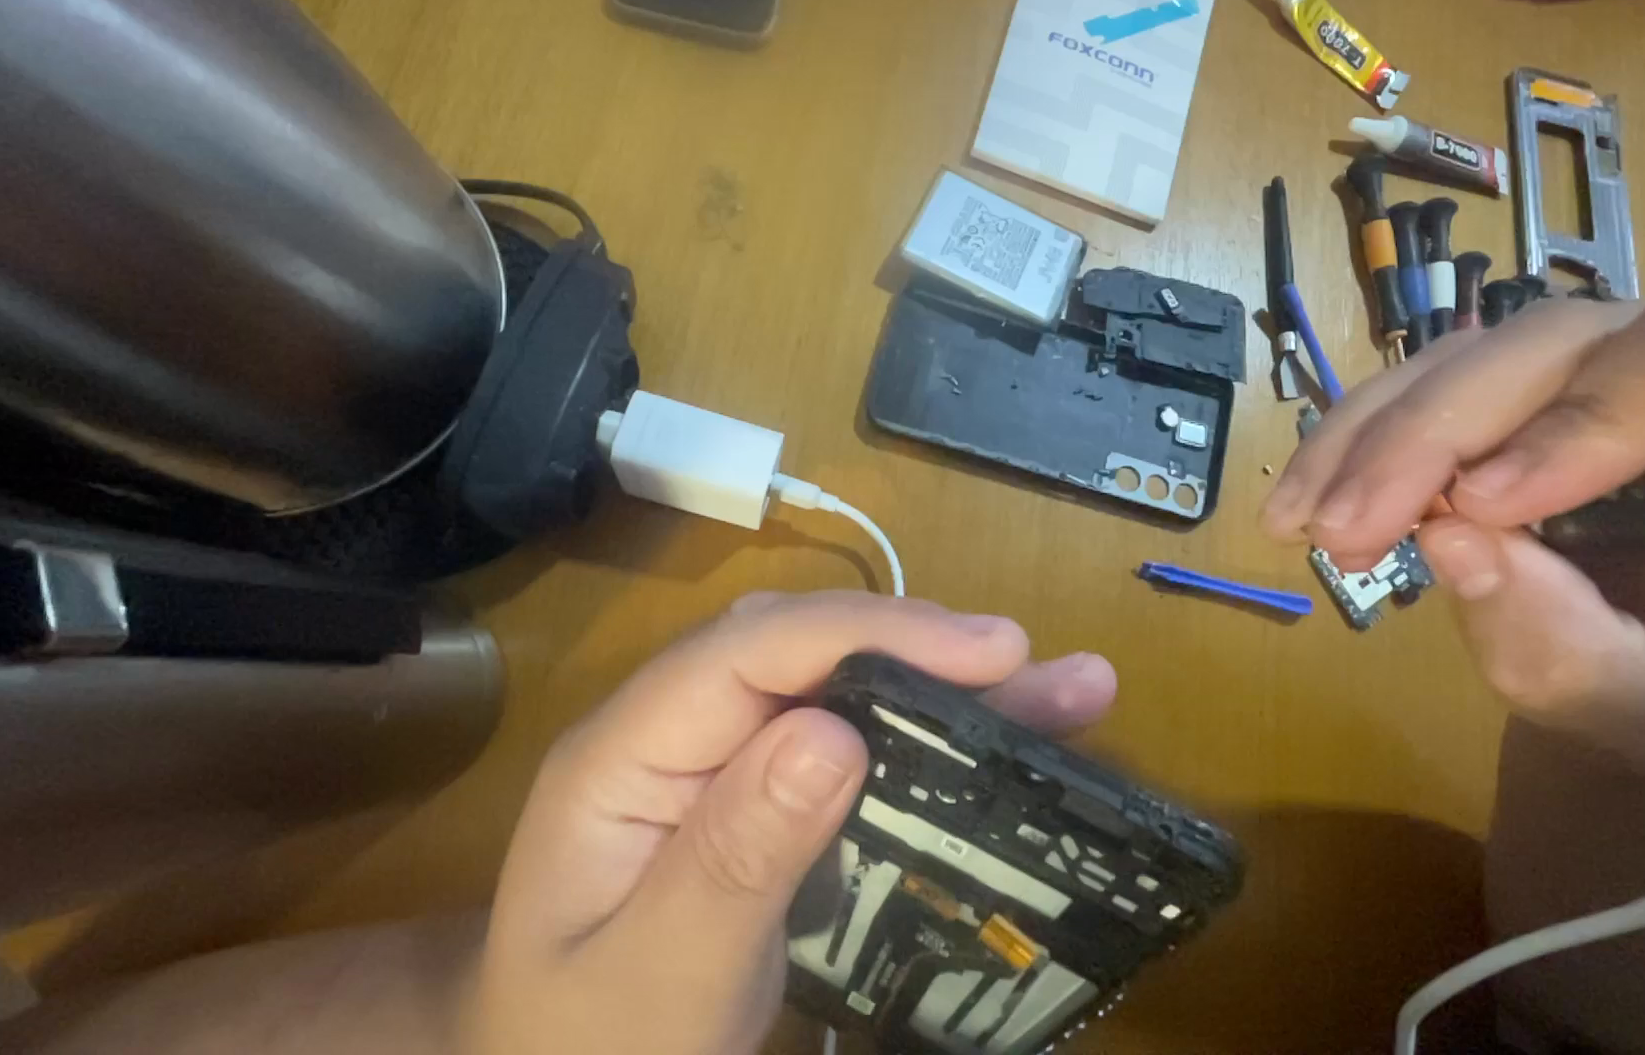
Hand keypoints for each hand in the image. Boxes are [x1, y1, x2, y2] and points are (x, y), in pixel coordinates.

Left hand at [465, 591, 1116, 1054]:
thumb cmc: (587, 1049)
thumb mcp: (654, 983)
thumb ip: (731, 862)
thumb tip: (832, 736)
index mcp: (626, 752)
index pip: (750, 649)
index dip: (870, 632)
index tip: (985, 651)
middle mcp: (681, 727)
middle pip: (806, 647)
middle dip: (919, 645)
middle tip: (1028, 665)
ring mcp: (726, 753)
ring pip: (844, 683)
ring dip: (947, 683)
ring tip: (1058, 686)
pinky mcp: (768, 787)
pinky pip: (857, 739)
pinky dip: (934, 734)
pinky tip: (1004, 736)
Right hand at [1264, 249, 1644, 771]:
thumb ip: (1586, 651)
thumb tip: (1450, 543)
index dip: (1597, 408)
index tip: (1481, 509)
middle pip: (1552, 340)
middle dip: (1430, 435)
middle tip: (1344, 531)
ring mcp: (1600, 364)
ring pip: (1466, 354)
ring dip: (1365, 437)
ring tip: (1299, 524)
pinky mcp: (1515, 388)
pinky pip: (1417, 385)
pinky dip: (1348, 442)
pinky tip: (1302, 500)